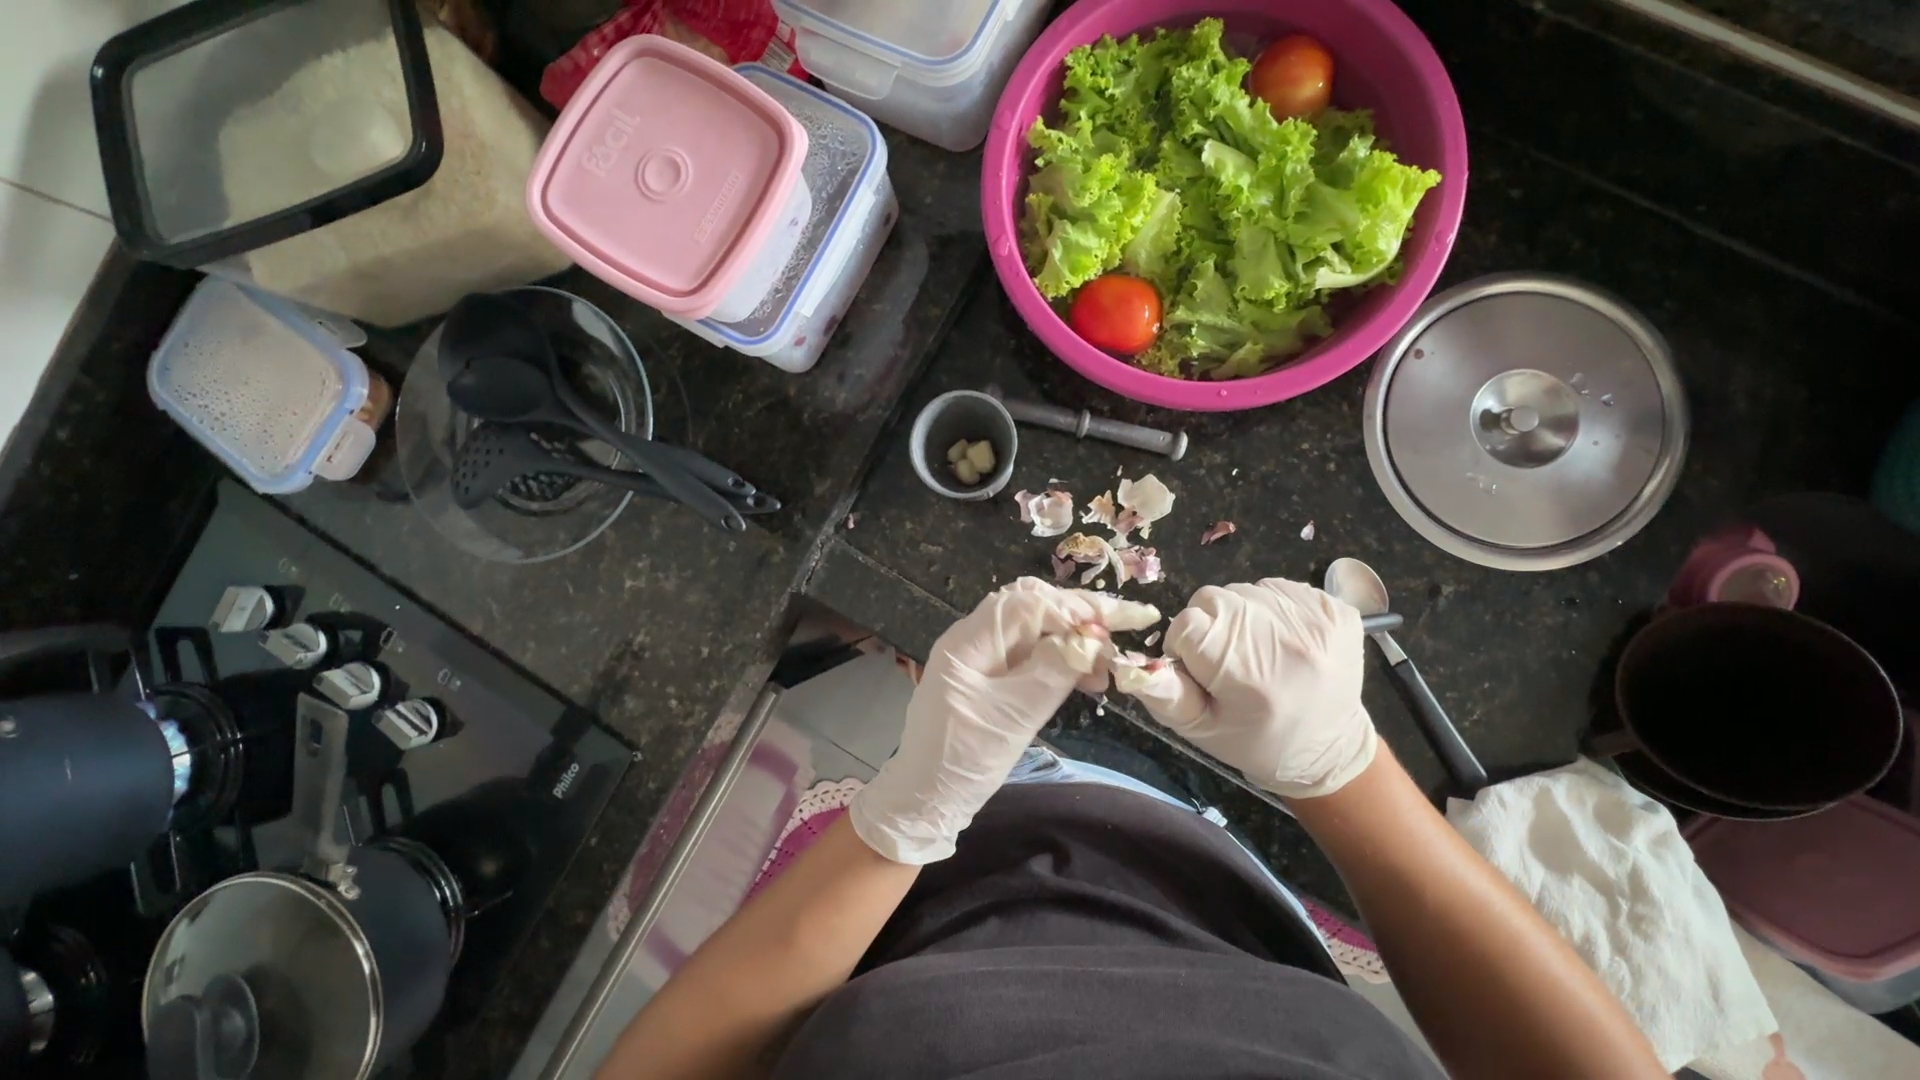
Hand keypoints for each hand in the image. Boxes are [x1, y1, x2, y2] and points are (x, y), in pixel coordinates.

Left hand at [850, 578, 1158, 863]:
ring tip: (1107, 665)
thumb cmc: (962, 760)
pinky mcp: (990, 677)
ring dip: (1074, 639)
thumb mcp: (1013, 718)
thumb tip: (1090, 637)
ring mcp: (981, 657)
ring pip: (1035, 628)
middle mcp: (973, 638)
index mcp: (968, 642)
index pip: (1027, 603)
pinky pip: (1030, 654)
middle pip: (1031, 606)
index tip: (1112, 629)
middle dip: (1079, 615)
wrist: (925, 800)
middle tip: (1124, 627)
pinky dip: (1060, 660)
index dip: (1072, 609)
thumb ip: (1051, 672)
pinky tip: (1087, 678)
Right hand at [1126, 578, 1375, 798]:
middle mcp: (1284, 639)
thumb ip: (1164, 696)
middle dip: (1211, 625)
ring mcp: (1315, 620)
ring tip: (1259, 651)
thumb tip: (1128, 667)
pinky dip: (1273, 610)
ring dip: (1242, 615)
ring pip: (1246, 590)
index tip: (1202, 670)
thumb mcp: (1201, 730)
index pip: (1188, 624)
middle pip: (1214, 599)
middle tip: (1229, 660)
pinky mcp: (1336, 609)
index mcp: (1247, 672)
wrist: (1329, 749)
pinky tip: (1284, 642)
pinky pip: (1280, 589)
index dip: (1185, 646)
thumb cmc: (1255, 742)